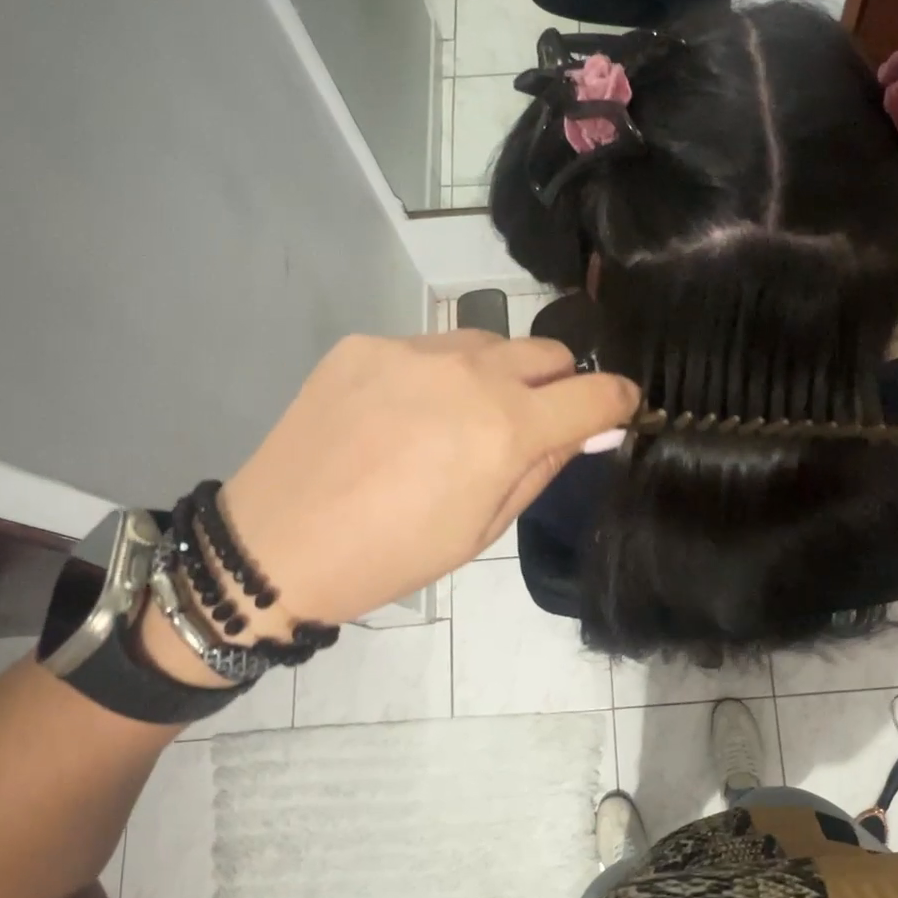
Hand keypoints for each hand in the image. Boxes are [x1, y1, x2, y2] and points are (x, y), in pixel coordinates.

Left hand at [213, 331, 636, 627]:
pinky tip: (405, 414)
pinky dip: (439, 374)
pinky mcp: (367, 343)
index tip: (621, 411)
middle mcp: (469, 373)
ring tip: (464, 418)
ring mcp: (413, 349)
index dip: (620, 401)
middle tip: (537, 423)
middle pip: (549, 351)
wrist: (276, 544)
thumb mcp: (483, 529)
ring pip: (489, 342)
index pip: (596, 394)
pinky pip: (429, 346)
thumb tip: (595, 429)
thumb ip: (544, 467)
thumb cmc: (393, 555)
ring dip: (499, 374)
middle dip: (561, 384)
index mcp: (506, 429)